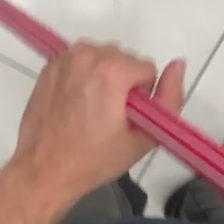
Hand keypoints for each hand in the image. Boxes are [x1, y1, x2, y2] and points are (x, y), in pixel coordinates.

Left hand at [10, 41, 184, 204]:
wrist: (45, 168)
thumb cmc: (95, 159)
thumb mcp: (144, 137)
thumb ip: (169, 99)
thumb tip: (178, 64)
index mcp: (111, 71)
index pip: (147, 69)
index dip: (142, 96)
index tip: (127, 117)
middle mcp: (87, 55)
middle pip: (124, 59)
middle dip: (123, 82)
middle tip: (109, 116)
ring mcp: (65, 58)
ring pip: (102, 57)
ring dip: (104, 77)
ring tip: (93, 109)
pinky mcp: (50, 65)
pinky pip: (80, 61)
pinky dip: (84, 76)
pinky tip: (76, 102)